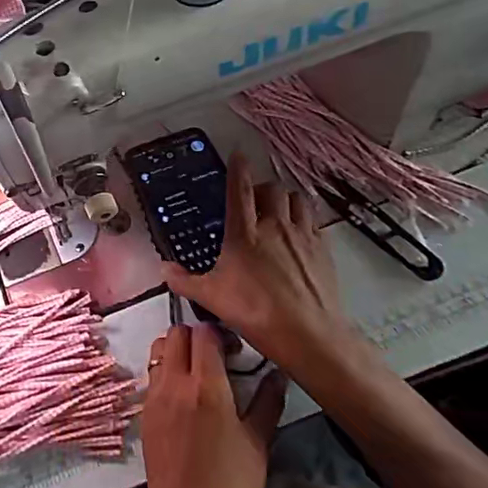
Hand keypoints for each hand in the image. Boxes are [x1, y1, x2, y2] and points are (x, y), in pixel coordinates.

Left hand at [141, 324, 285, 487]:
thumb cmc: (233, 487)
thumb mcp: (258, 443)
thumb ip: (267, 401)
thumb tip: (277, 373)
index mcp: (205, 386)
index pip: (204, 333)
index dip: (222, 334)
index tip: (237, 350)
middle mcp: (173, 384)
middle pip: (176, 334)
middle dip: (197, 336)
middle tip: (218, 357)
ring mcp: (153, 399)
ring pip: (158, 351)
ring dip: (177, 351)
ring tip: (199, 373)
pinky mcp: (144, 415)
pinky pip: (152, 376)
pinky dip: (166, 372)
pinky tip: (186, 395)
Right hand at [162, 154, 356, 370]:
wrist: (306, 332)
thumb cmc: (256, 312)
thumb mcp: (211, 298)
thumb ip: (184, 280)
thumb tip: (165, 269)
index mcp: (244, 233)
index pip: (240, 188)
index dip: (238, 168)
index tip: (238, 155)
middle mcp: (274, 226)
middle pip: (271, 188)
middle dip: (262, 187)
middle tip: (254, 198)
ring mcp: (302, 234)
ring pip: (295, 198)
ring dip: (285, 198)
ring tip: (278, 209)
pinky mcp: (322, 247)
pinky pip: (313, 219)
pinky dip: (303, 217)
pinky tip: (298, 232)